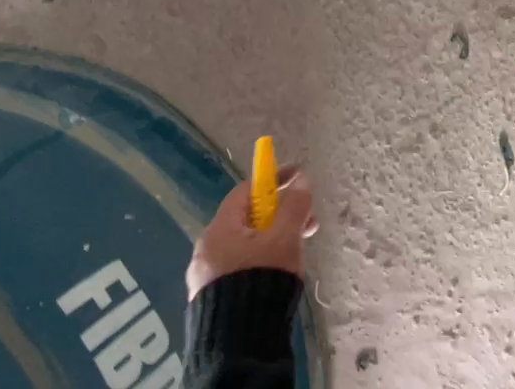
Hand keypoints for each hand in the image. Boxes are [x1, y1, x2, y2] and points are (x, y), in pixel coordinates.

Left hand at [186, 164, 319, 298]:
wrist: (239, 340)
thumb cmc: (262, 277)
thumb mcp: (285, 237)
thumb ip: (294, 206)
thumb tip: (302, 180)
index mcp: (219, 230)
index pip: (245, 191)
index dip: (273, 179)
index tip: (297, 176)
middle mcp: (206, 249)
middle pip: (247, 217)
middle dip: (281, 212)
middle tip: (308, 218)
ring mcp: (207, 275)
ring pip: (246, 242)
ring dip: (276, 235)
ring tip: (302, 243)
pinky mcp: (213, 296)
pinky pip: (241, 263)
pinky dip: (263, 255)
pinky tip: (281, 266)